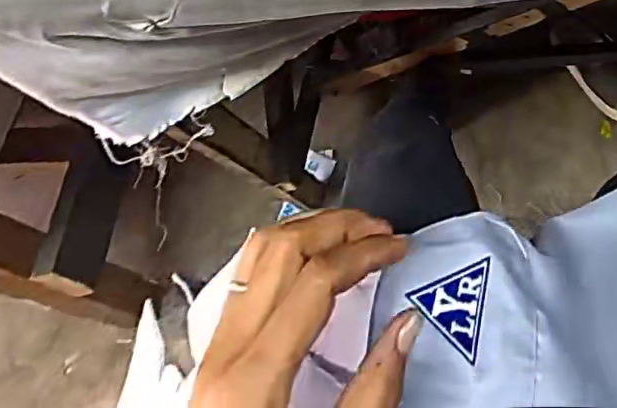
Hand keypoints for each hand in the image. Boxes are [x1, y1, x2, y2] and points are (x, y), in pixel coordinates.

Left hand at [191, 209, 414, 407]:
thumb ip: (373, 391)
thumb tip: (408, 322)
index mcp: (252, 376)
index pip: (317, 275)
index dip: (368, 249)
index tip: (403, 247)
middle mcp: (223, 353)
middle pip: (281, 249)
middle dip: (340, 226)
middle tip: (382, 230)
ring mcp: (208, 354)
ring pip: (254, 256)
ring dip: (311, 232)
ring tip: (353, 236)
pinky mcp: (208, 360)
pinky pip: (244, 279)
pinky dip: (286, 253)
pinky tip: (314, 262)